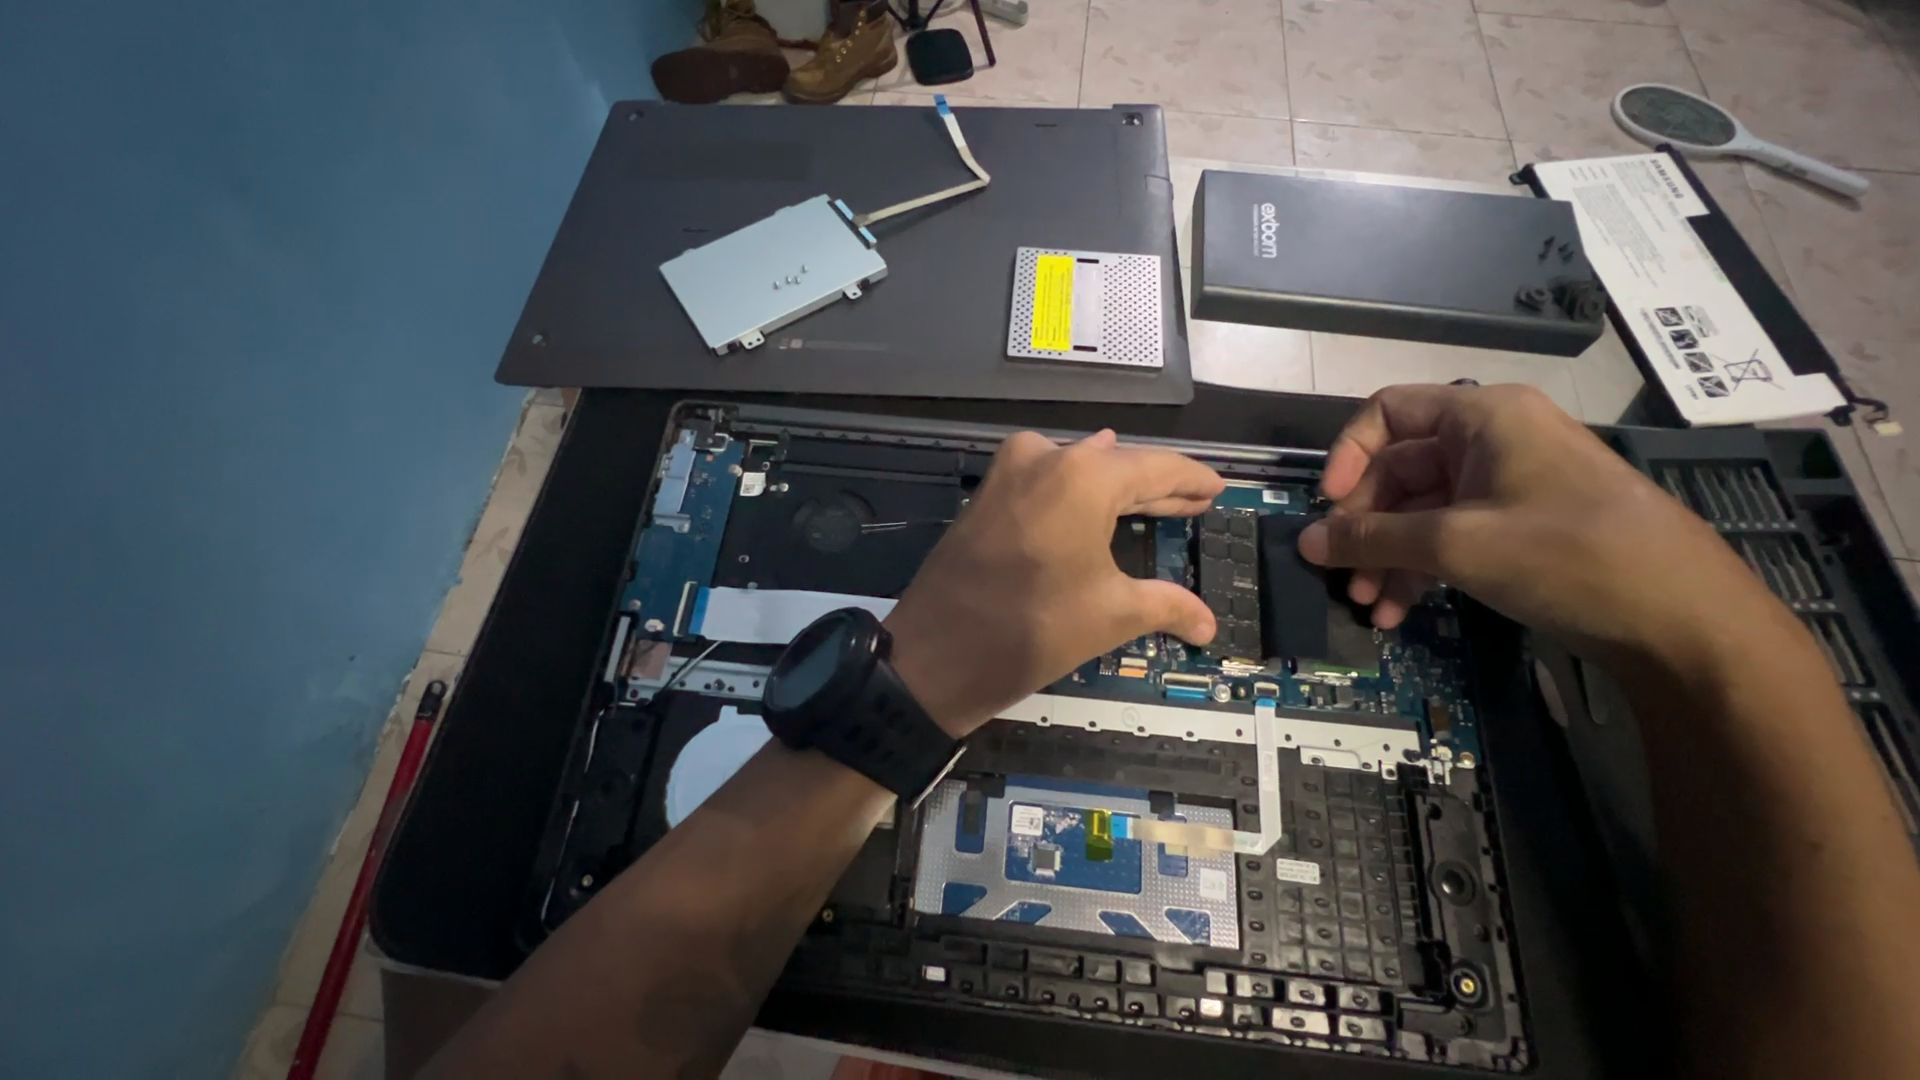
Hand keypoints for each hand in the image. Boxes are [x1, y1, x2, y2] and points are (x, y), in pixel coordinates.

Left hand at [885, 429, 1224, 737]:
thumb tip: (1209, 625)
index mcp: (1083, 475)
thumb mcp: (1111, 614)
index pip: (1156, 466)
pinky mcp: (986, 495)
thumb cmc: (1032, 628)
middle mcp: (1046, 458)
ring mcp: (1008, 473)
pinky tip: (1092, 504)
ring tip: (1153, 499)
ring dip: (1115, 488)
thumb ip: (1167, 606)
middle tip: (1196, 500)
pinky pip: (1046, 483)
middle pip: (1116, 465)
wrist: (936, 655)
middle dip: (1157, 486)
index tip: (1218, 488)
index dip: (1192, 479)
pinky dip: (1076, 495)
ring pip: (1078, 470)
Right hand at [1297, 384, 1773, 664]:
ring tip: (1367, 604)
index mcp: (1482, 417)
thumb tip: (1305, 542)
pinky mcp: (1517, 529)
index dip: (1348, 456)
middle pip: (1397, 470)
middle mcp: (1491, 441)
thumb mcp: (1455, 544)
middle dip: (1364, 525)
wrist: (1683, 621)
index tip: (1330, 507)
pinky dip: (1418, 570)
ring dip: (1385, 557)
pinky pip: (1447, 538)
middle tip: (1340, 571)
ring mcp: (1505, 487)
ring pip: (1419, 511)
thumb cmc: (1566, 555)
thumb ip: (1372, 539)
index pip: (1386, 413)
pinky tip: (1397, 612)